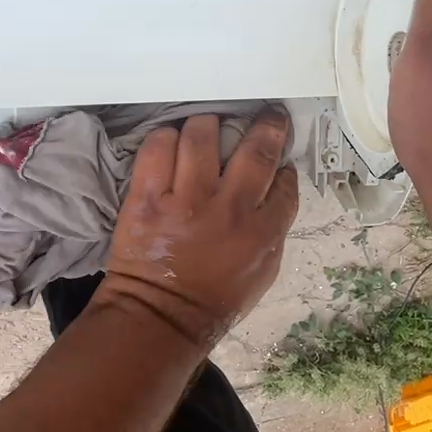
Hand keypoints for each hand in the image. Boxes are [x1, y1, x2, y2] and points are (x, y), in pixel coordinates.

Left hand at [94, 108, 299, 348]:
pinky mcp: (148, 197)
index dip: (284, 163)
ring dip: (208, 124)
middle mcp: (227, 210)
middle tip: (267, 114)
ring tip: (209, 126)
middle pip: (255, 150)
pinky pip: (158, 147)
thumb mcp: (262, 271)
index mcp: (260, 233)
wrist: (158, 317)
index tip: (280, 156)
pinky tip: (171, 142)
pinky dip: (166, 137)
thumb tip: (278, 188)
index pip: (284, 183)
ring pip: (201, 136)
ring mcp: (185, 200)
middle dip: (267, 125)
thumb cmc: (213, 299)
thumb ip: (273, 228)